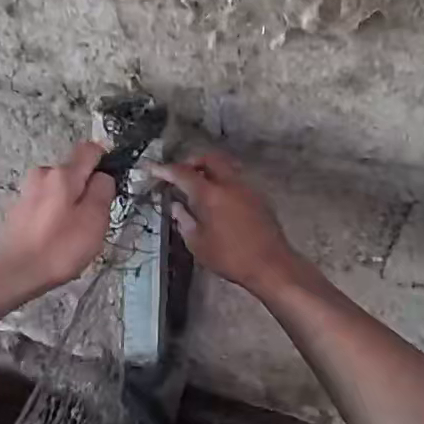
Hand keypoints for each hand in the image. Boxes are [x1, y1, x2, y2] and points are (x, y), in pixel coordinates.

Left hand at [0, 141, 114, 297]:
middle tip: (92, 223)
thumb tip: (103, 176)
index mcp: (63, 173)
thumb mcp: (94, 220)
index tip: (108, 190)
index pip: (90, 149)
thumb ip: (103, 191)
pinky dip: (55, 218)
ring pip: (61, 191)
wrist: (11, 273)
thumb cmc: (58, 247)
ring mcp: (28, 191)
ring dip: (71, 207)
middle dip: (87, 192)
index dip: (105, 163)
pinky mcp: (19, 209)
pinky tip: (54, 241)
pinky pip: (47, 205)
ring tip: (71, 236)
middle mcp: (43, 174)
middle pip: (75, 173)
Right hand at [152, 151, 304, 293]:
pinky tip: (219, 200)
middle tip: (180, 175)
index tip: (153, 169)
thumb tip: (177, 207)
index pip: (183, 173)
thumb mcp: (198, 243)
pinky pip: (237, 180)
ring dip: (210, 170)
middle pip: (209, 159)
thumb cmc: (230, 257)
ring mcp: (248, 188)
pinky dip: (224, 182)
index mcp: (210, 194)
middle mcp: (230, 184)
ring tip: (199, 186)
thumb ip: (184, 221)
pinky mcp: (260, 197)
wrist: (270, 265)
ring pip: (226, 166)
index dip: (165, 170)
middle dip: (192, 162)